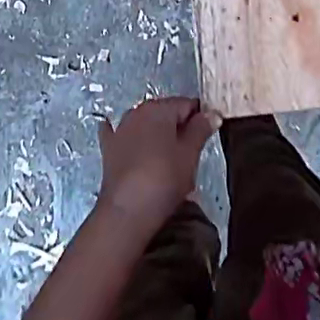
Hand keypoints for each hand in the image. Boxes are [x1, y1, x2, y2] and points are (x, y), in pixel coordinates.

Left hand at [97, 96, 218, 223]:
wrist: (125, 214)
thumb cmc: (163, 179)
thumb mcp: (190, 153)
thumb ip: (202, 129)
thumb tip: (212, 114)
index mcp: (159, 108)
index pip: (188, 104)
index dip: (200, 121)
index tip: (204, 141)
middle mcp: (137, 112)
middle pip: (167, 114)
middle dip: (179, 130)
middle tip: (189, 156)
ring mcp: (119, 130)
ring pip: (147, 126)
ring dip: (158, 137)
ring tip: (167, 163)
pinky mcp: (108, 150)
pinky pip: (123, 138)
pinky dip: (131, 141)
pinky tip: (133, 147)